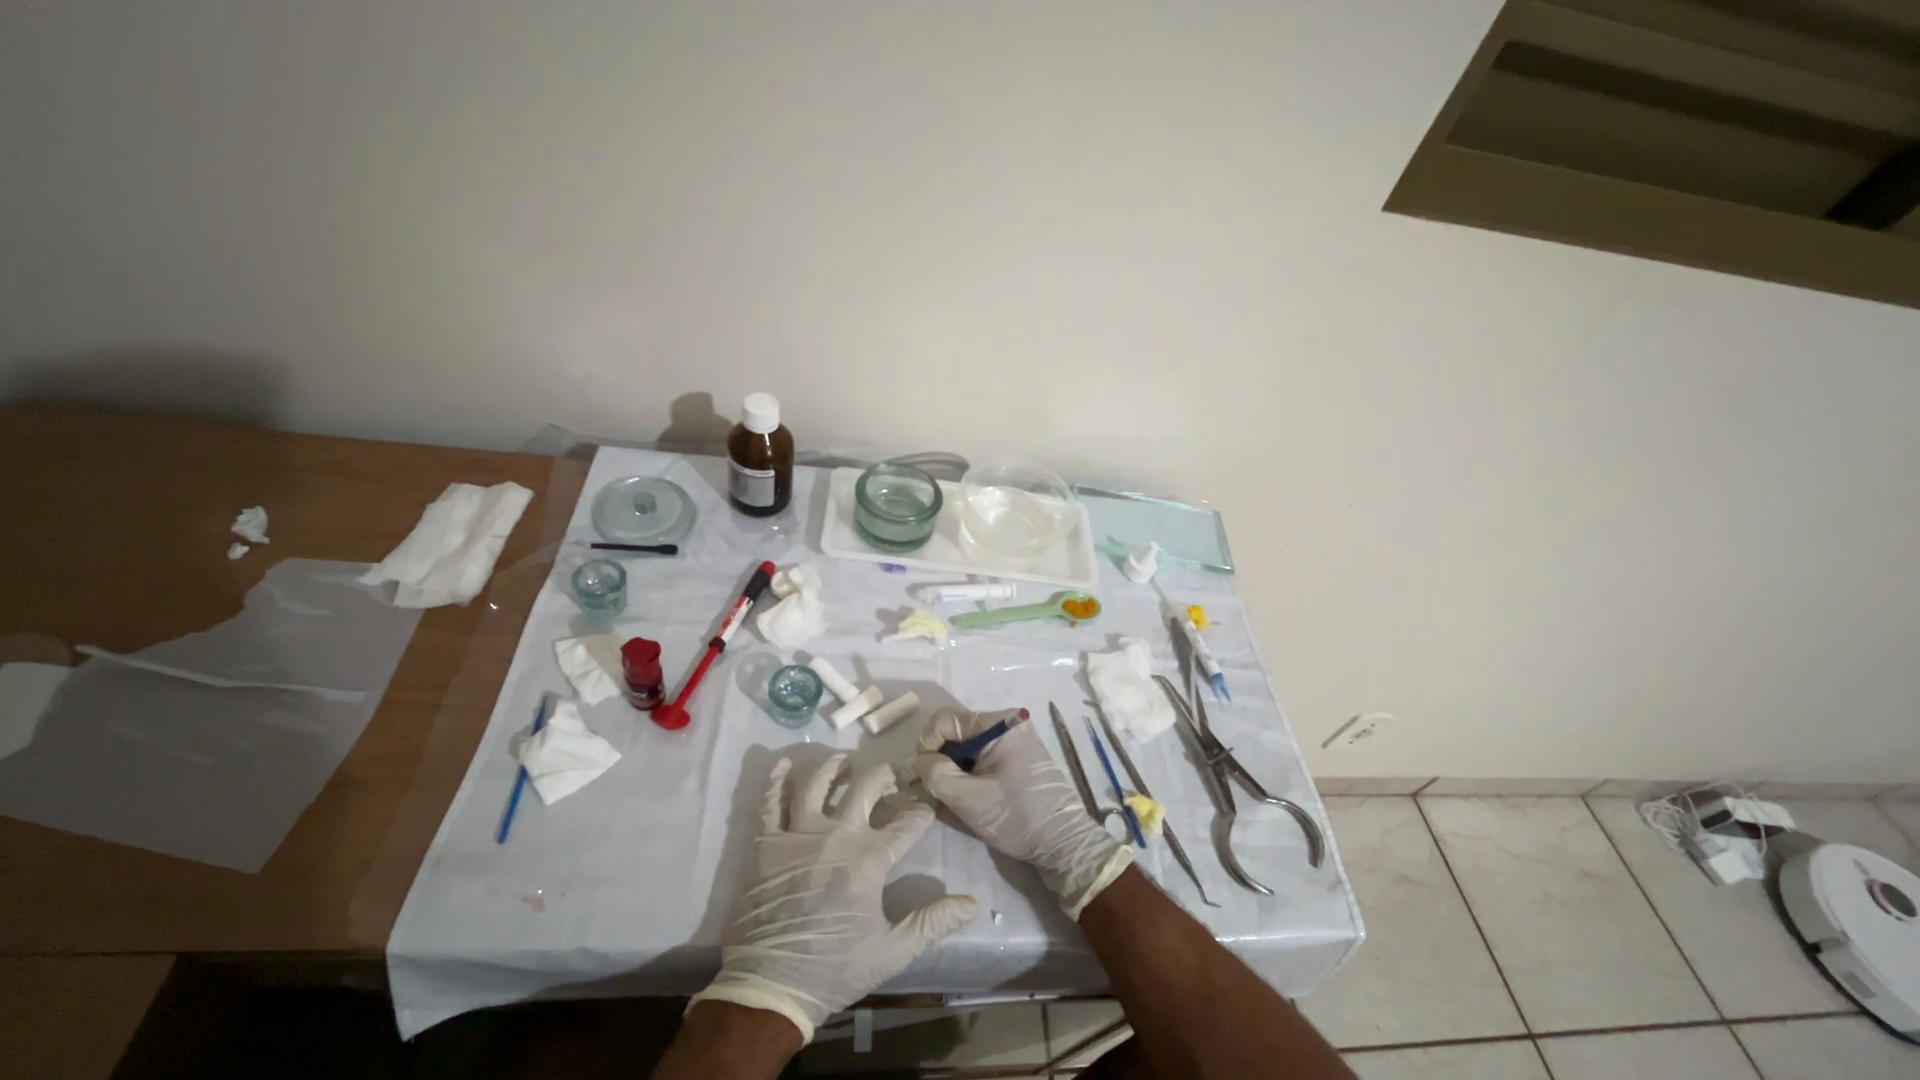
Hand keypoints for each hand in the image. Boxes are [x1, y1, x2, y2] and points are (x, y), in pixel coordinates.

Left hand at [688, 754, 977, 1044]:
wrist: (771, 985)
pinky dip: (776, 782)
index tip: (929, 801)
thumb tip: (970, 903)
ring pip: (816, 785)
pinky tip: (782, 765)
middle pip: (864, 788)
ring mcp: (797, 836)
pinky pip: (770, 804)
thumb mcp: (892, 951)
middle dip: (885, 775)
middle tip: (894, 772)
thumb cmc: (834, 968)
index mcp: (868, 859)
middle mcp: (835, 836)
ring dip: (832, 767)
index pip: (906, 823)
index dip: (922, 809)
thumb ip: (932, 923)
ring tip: (843, 759)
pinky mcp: (766, 845)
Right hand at [913, 708, 1133, 919]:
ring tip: (955, 793)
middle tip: (938, 787)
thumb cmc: (1014, 817)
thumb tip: (920, 761)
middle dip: (942, 757)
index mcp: (1000, 723)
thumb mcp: (966, 797)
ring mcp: (1017, 737)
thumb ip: (934, 773)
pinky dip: (971, 769)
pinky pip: (984, 753)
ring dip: (956, 766)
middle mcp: (1009, 721)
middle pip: (958, 730)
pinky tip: (973, 792)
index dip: (928, 745)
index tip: (925, 774)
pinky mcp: (1020, 754)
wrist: (1062, 842)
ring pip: (969, 743)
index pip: (946, 720)